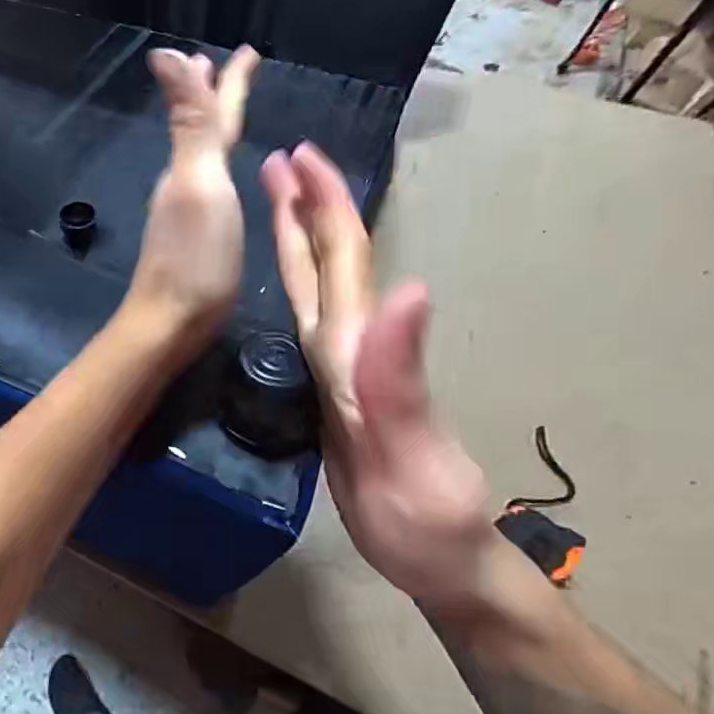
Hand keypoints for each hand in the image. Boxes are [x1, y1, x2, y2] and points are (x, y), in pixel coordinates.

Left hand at [121, 46, 260, 341]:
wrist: (170, 323)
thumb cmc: (194, 258)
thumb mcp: (199, 183)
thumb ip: (191, 123)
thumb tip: (163, 53)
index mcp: (191, 164)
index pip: (210, 109)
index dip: (228, 79)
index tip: (246, 50)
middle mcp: (185, 180)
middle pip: (201, 126)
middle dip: (213, 93)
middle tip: (220, 66)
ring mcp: (187, 210)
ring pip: (201, 153)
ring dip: (210, 124)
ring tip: (222, 105)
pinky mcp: (195, 238)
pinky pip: (208, 183)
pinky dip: (214, 162)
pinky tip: (220, 172)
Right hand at [260, 143, 501, 618]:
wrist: (435, 557)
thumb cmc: (425, 513)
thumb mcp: (414, 448)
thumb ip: (401, 375)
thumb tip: (407, 289)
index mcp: (362, 348)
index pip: (344, 260)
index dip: (323, 206)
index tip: (300, 156)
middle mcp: (352, 348)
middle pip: (329, 263)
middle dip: (306, 207)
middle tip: (278, 159)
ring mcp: (341, 371)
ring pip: (317, 289)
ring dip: (298, 241)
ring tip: (277, 203)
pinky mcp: (330, 395)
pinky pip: (306, 324)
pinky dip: (295, 290)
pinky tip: (286, 284)